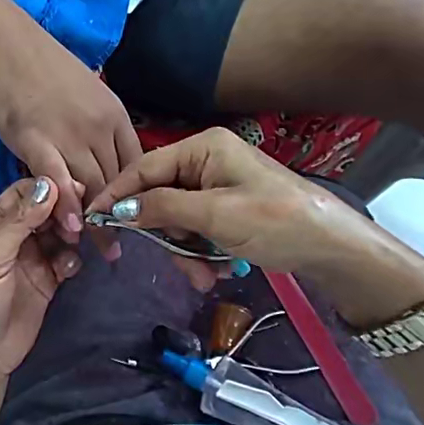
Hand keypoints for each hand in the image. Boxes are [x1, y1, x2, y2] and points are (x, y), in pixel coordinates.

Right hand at [0, 31, 143, 239]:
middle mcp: (100, 127)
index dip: (136, 198)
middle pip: (117, 182)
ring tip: (100, 252)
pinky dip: (67, 206)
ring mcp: (70, 133)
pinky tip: (72, 228)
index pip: (136, 166)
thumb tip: (103, 163)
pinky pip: (58, 179)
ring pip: (92, 186)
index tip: (134, 223)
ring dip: (97, 222)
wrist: (6, 43)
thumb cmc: (46, 69)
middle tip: (118, 251)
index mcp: (116, 117)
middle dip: (120, 219)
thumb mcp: (88, 97)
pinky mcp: (36, 139)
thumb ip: (99, 130)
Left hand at [0, 176, 81, 379]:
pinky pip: (67, 258)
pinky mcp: (48, 280)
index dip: (49, 190)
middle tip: (81, 219)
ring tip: (75, 242)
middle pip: (48, 208)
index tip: (71, 195)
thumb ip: (18, 222)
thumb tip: (50, 185)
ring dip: (72, 233)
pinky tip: (68, 270)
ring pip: (60, 231)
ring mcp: (33, 258)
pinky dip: (72, 259)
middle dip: (65, 210)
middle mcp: (14, 236)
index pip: (25, 192)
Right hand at [88, 127, 423, 323]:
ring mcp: (218, 184)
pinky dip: (202, 251)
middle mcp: (207, 160)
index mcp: (203, 148)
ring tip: (206, 276)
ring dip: (186, 251)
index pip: (145, 166)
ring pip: (177, 217)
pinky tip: (219, 270)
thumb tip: (116, 210)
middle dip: (166, 235)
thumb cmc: (275, 221)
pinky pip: (197, 227)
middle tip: (178, 265)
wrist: (332, 246)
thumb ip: (162, 208)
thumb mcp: (214, 215)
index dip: (117, 194)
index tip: (91, 217)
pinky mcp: (227, 206)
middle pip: (160, 195)